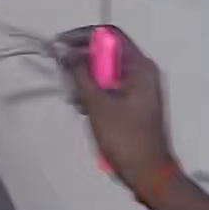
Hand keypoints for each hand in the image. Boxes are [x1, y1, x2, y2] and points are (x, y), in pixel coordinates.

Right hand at [60, 26, 178, 201]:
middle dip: (82, 61)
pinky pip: (110, 86)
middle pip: (107, 52)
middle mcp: (143, 71)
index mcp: (140, 67)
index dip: (82, 35)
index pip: (109, 35)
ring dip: (86, 79)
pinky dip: (95, 92)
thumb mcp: (97, 104)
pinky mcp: (134, 102)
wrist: (149, 175)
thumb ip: (80, 74)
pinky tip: (84, 108)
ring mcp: (140, 87)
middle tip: (63, 75)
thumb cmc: (125, 139)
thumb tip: (66, 52)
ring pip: (106, 70)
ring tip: (75, 98)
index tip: (59, 45)